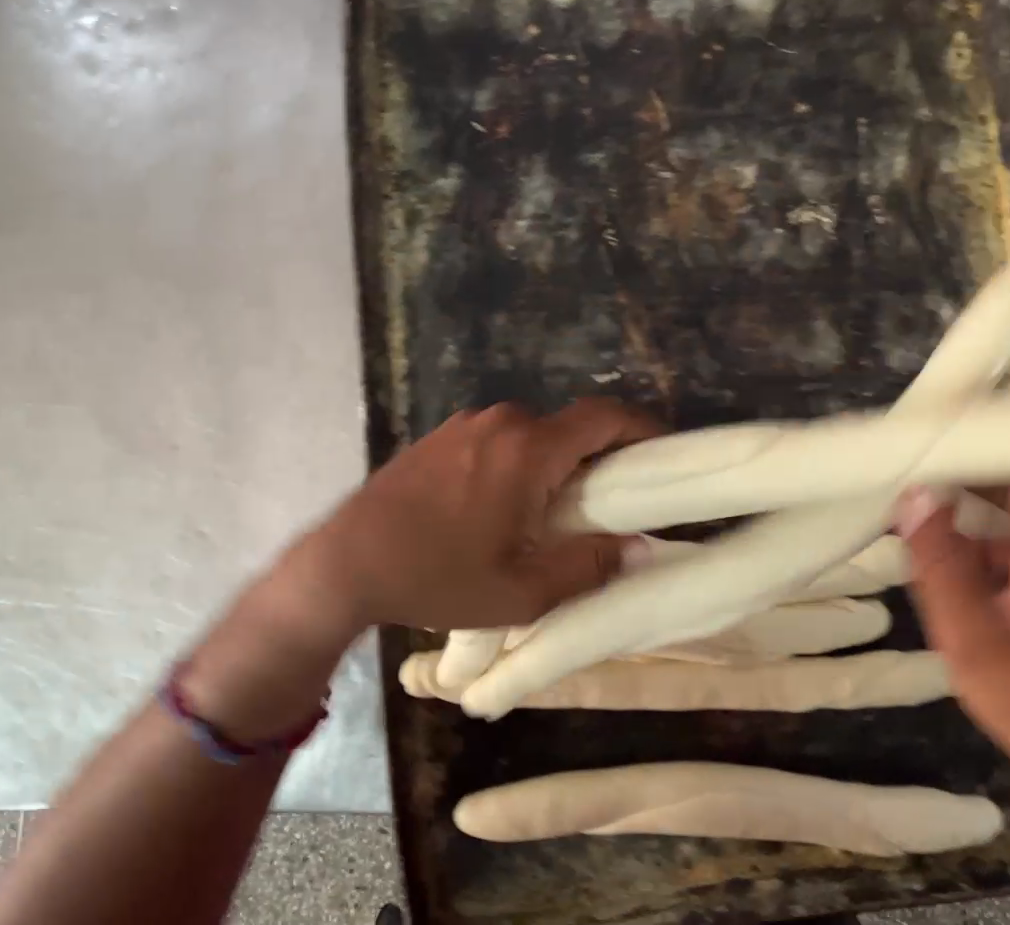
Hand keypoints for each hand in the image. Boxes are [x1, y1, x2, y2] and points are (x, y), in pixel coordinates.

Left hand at [188, 398, 659, 737]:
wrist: (344, 564)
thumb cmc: (436, 578)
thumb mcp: (521, 592)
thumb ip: (588, 566)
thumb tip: (636, 546)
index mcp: (528, 450)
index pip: (604, 417)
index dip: (643, 427)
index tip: (665, 452)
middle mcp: (500, 422)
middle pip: (569, 426)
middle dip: (599, 456)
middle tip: (613, 501)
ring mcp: (464, 425)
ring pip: (532, 434)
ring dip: (555, 463)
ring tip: (556, 512)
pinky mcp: (439, 438)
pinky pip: (497, 441)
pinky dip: (519, 463)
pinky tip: (505, 507)